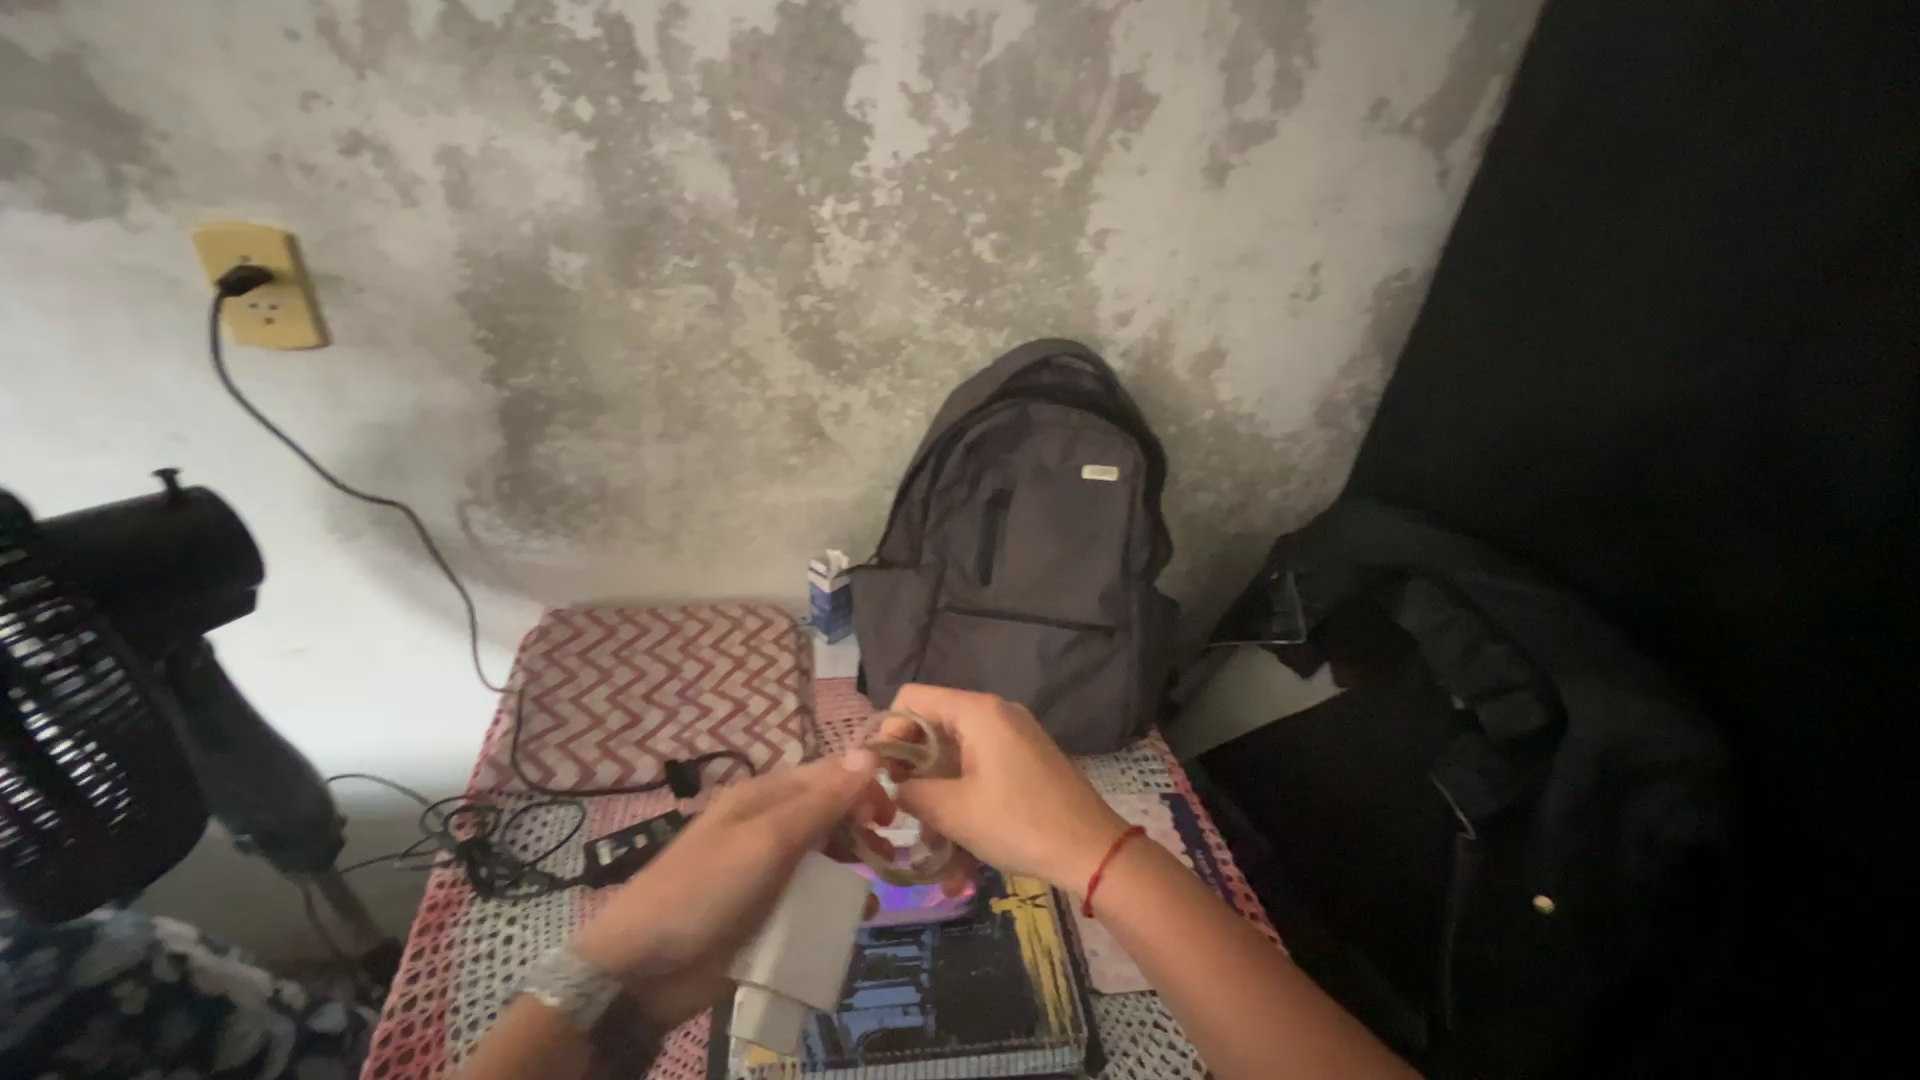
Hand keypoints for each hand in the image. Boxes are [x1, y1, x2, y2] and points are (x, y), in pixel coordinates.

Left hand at [568, 751, 890, 1028]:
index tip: (893, 811)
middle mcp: (769, 825)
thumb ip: (820, 802)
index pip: (827, 774)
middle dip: (864, 824)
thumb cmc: (704, 890)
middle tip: (889, 851)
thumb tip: (870, 753)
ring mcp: (768, 870)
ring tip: (881, 882)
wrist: (642, 971)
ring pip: (827, 853)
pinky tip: (856, 915)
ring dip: (856, 862)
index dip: (864, 785)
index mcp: (764, 796)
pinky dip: (838, 900)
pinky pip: (814, 895)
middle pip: (830, 812)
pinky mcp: (768, 910)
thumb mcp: (767, 841)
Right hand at [876, 685, 1128, 894]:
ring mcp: (1013, 736)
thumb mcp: (953, 810)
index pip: (912, 698)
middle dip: (910, 763)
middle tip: (897, 803)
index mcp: (977, 711)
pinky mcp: (1025, 760)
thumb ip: (911, 791)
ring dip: (935, 786)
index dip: (888, 731)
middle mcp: (995, 713)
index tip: (879, 773)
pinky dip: (961, 792)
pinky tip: (955, 835)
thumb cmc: (1019, 823)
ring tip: (925, 830)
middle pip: (933, 723)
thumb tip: (895, 785)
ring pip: (955, 751)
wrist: (1092, 850)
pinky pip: (979, 766)